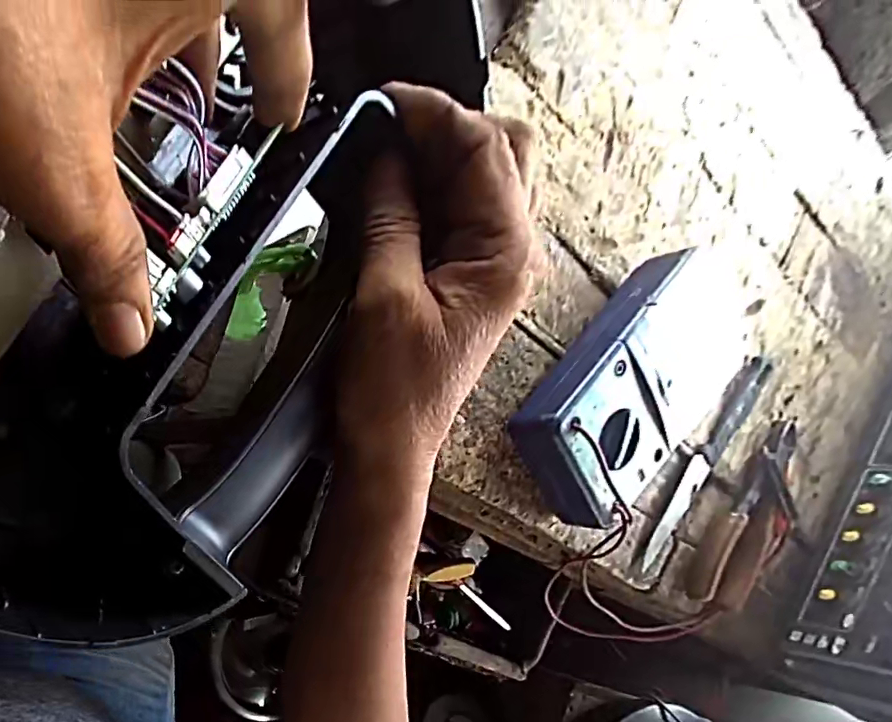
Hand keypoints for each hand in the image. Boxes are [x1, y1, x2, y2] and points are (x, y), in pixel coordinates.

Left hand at [0, 0, 310, 355]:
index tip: (284, 115)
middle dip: (214, 63)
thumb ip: (106, 253)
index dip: (288, 73)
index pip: (279, 16)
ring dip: (149, 45)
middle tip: (218, 115)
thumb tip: (131, 326)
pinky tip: (73, 70)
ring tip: (148, 104)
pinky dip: (93, 28)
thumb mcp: (54, 161)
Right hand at [335, 83, 536, 475]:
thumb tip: (385, 157)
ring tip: (382, 161)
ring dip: (433, 165)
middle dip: (444, 135)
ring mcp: (488, 273)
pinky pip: (454, 222)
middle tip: (387, 132)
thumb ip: (389, 217)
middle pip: (497, 159)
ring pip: (476, 187)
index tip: (388, 102)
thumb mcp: (383, 296)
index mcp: (505, 258)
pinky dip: (426, 200)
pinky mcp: (462, 286)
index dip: (436, 116)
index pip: (485, 151)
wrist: (389, 450)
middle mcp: (509, 260)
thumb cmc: (393, 395)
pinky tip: (391, 199)